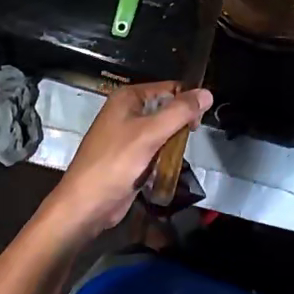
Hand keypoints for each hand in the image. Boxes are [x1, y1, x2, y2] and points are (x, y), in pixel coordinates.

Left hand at [35, 82, 211, 243]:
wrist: (85, 206)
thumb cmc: (116, 164)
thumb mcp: (151, 133)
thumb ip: (181, 111)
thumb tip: (208, 93)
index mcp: (128, 98)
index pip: (170, 88)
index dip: (188, 101)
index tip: (198, 121)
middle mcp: (127, 111)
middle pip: (168, 107)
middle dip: (181, 123)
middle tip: (187, 139)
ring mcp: (127, 133)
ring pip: (164, 129)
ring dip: (174, 141)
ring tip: (175, 154)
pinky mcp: (130, 154)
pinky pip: (156, 146)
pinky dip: (165, 154)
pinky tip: (166, 165)